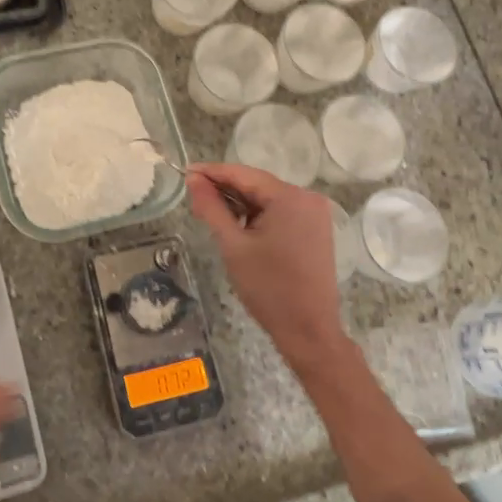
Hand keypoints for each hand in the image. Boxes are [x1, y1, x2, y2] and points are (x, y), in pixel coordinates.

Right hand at [186, 163, 349, 366]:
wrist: (308, 329)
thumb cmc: (268, 288)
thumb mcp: (233, 245)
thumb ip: (212, 208)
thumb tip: (194, 179)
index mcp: (290, 197)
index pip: (244, 174)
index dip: (213, 172)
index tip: (186, 172)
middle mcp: (308, 198)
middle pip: (258, 185)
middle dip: (226, 190)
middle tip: (194, 198)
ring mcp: (315, 215)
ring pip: (268, 200)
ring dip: (241, 205)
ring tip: (212, 215)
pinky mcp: (316, 230)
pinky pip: (281, 213)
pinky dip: (258, 217)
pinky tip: (238, 227)